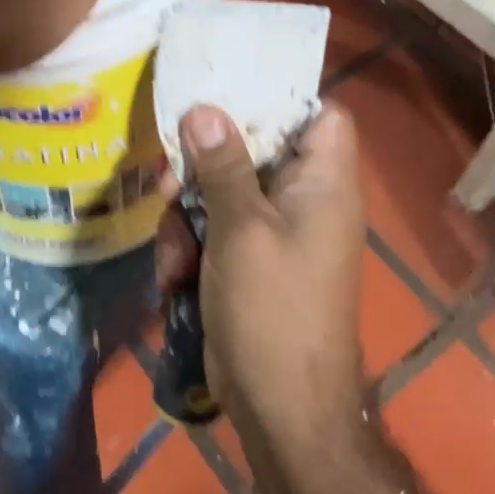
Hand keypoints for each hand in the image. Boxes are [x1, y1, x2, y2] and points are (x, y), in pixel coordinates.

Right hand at [180, 104, 366, 440]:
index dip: (278, 96)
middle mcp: (304, 197)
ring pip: (223, 189)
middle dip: (205, 164)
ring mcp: (276, 230)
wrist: (280, 407)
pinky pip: (214, 227)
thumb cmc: (272, 309)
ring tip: (175, 250)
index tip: (224, 86)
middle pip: (255, 147)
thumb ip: (223, 166)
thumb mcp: (241, 230)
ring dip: (188, 215)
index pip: (318, 112)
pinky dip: (191, 245)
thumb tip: (204, 108)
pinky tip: (175, 276)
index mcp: (323, 181)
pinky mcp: (249, 258)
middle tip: (171, 179)